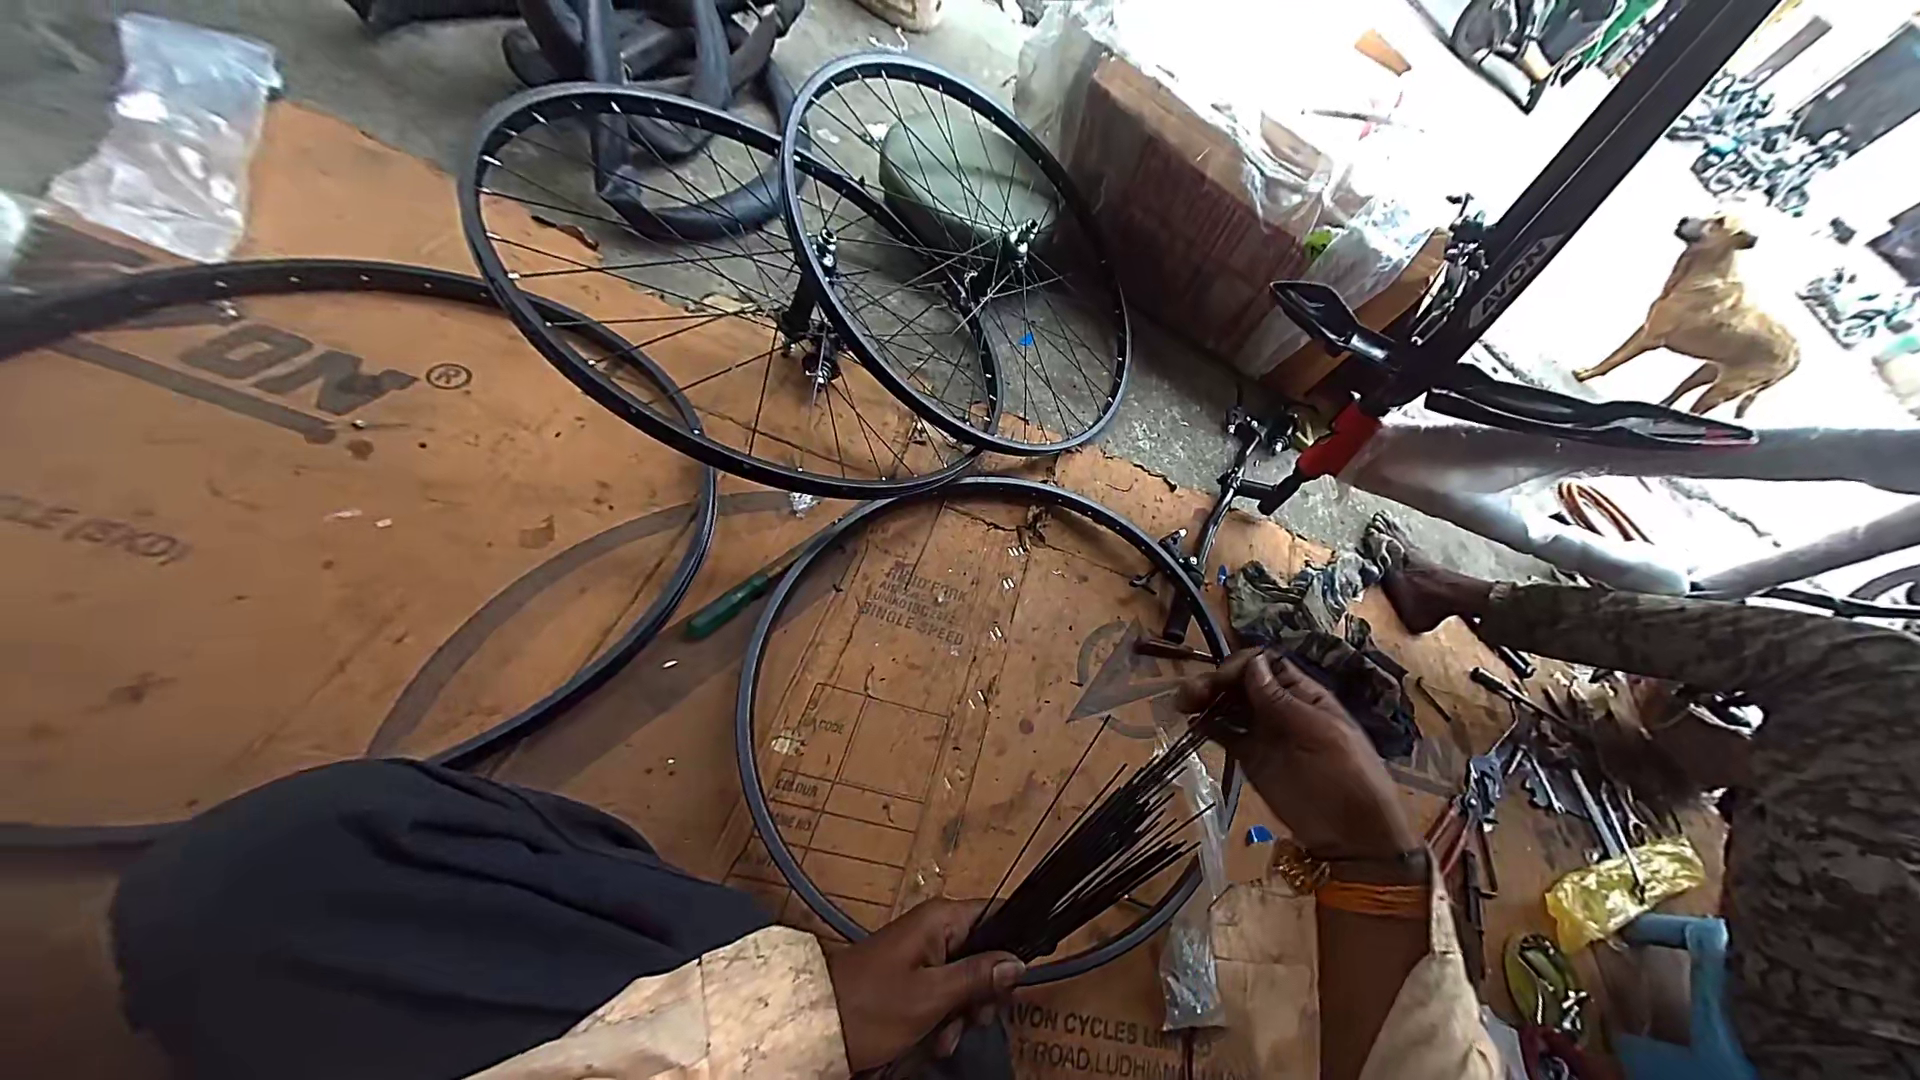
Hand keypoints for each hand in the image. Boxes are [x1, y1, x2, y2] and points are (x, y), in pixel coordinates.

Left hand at [824, 899, 1024, 1070]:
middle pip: (983, 951)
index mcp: (942, 918)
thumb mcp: (932, 996)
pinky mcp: (914, 974)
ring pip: (966, 977)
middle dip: (981, 992)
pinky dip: (944, 1016)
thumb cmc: (875, 1005)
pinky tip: (934, 1040)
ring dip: (962, 1012)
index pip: (993, 914)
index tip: (1013, 984)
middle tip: (973, 1020)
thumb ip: (977, 976)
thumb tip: (1018, 963)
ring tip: (944, 1037)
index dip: (1010, 945)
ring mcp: (924, 950)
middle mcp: (936, 926)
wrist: (822, 1024)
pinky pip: (945, 990)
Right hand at [1178, 650, 1417, 860]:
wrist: (1352, 838)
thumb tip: (1252, 663)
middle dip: (1214, 682)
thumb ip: (1282, 701)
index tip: (1221, 680)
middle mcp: (1278, 707)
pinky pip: (1223, 732)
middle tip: (1191, 696)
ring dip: (1204, 699)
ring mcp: (1262, 731)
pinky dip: (1206, 725)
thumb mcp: (1320, 735)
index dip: (1240, 666)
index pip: (1265, 664)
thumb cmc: (1347, 779)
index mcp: (1302, 695)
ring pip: (1226, 704)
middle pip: (1239, 681)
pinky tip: (1193, 724)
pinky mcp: (1248, 756)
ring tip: (1183, 705)